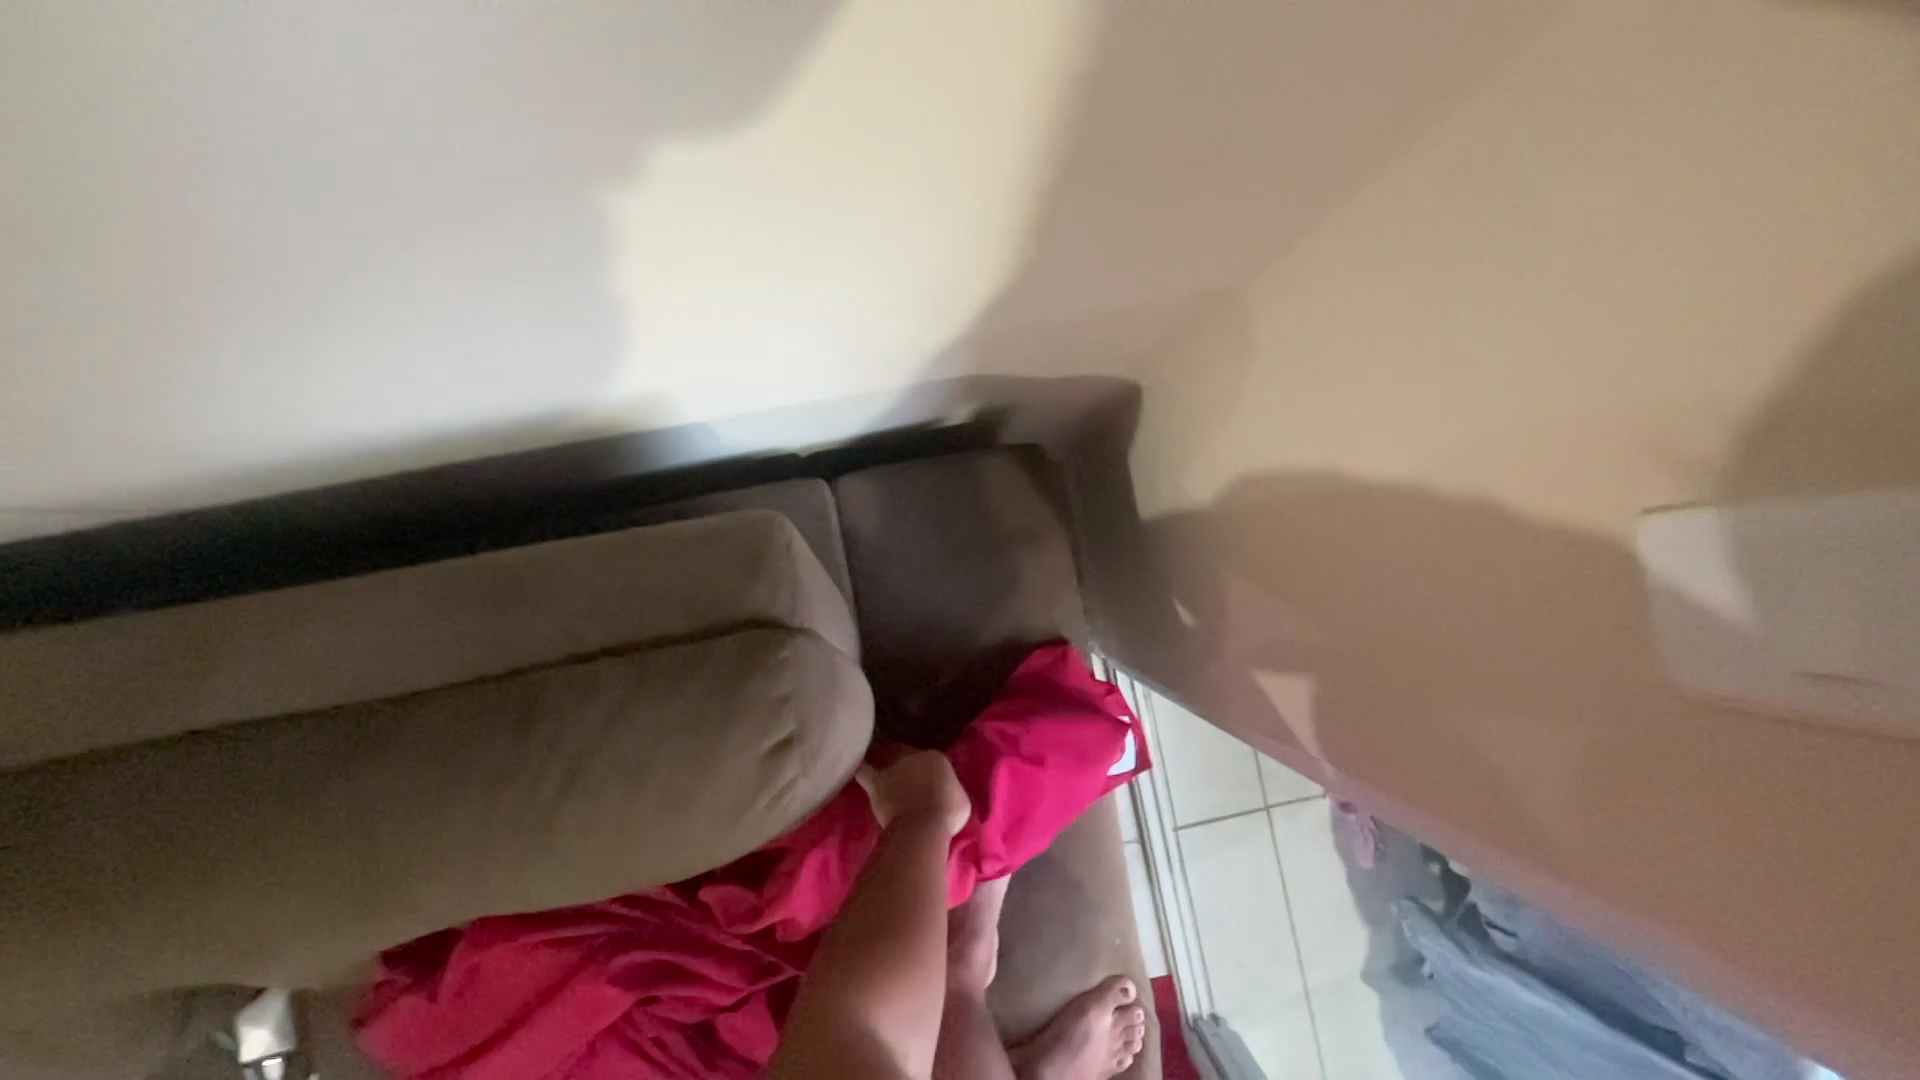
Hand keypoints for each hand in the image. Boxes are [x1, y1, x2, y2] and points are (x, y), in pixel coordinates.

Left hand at [855, 750, 971, 837]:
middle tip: (910, 778)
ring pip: (886, 758)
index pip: (931, 759)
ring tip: (881, 763)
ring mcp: (893, 768)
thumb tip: (946, 792)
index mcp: (936, 758)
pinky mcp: (877, 783)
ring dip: (884, 760)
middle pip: (909, 756)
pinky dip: (862, 769)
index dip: (930, 771)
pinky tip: (858, 767)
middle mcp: (913, 756)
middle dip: (909, 765)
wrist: (922, 825)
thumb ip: (950, 790)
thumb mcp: (961, 800)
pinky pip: (865, 771)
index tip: (930, 782)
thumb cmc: (948, 813)